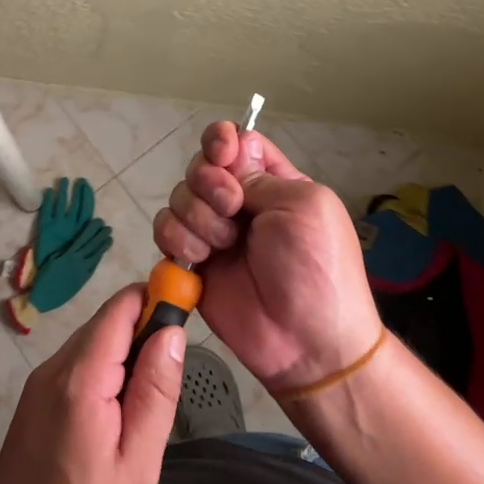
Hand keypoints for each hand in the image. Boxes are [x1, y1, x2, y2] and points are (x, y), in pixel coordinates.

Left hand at [0, 285, 184, 483]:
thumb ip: (156, 393)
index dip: (154, 299)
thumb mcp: (137, 464)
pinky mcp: (30, 404)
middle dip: (141, 336)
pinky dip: (100, 378)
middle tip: (168, 382)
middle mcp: (51, 369)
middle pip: (105, 324)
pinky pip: (73, 370)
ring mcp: (36, 386)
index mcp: (78, 378)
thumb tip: (173, 330)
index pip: (120, 308)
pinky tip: (113, 421)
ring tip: (142, 409)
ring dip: (122, 359)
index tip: (186, 309)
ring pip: (90, 346)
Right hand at [153, 122, 381, 391]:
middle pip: (200, 167)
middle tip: (232, 209)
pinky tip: (200, 261)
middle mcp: (239, 202)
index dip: (221, 140)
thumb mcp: (305, 206)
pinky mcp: (191, 263)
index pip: (234, 142)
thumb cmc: (318, 268)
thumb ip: (260, 176)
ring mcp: (213, 233)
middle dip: (210, 184)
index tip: (223, 154)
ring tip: (223, 245)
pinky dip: (177, 241)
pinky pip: (165, 232)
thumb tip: (228, 162)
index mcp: (272, 182)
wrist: (306, 342)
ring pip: (179, 198)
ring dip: (197, 217)